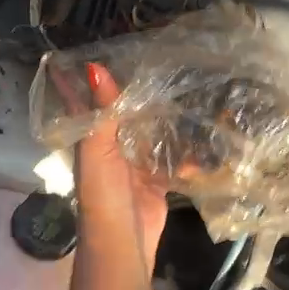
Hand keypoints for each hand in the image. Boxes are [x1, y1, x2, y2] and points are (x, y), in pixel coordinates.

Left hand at [76, 62, 168, 271]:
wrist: (122, 240)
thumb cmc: (103, 193)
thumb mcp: (98, 148)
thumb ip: (101, 109)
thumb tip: (94, 65)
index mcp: (91, 139)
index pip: (85, 101)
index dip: (85, 79)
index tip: (93, 49)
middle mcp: (111, 148)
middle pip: (123, 114)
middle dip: (137, 92)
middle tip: (158, 60)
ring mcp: (135, 165)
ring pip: (151, 134)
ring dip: (166, 118)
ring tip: (188, 89)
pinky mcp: (157, 181)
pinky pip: (174, 160)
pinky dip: (187, 153)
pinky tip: (203, 138)